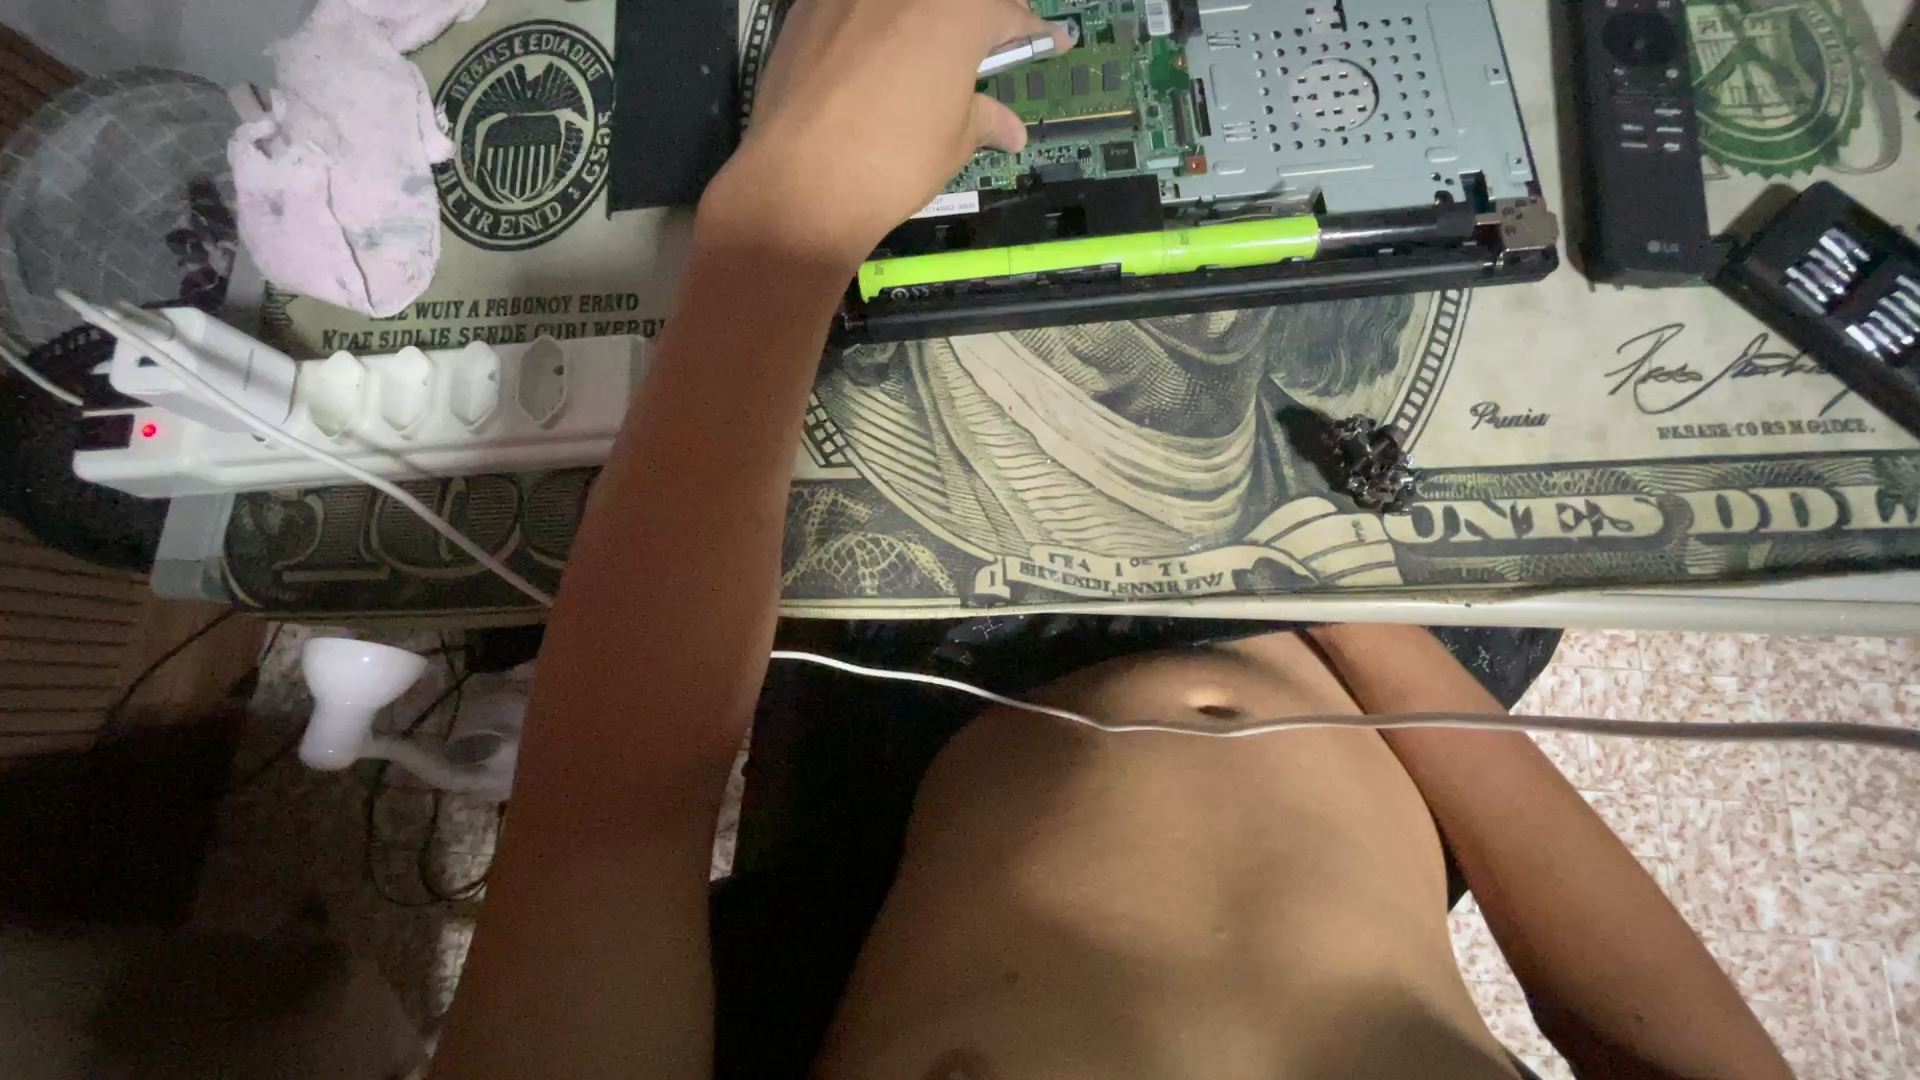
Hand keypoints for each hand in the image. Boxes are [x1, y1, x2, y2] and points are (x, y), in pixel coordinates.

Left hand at [701, 0, 1071, 268]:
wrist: (805, 184)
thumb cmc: (895, 164)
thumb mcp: (953, 145)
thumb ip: (984, 120)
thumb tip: (1012, 130)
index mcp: (958, 11)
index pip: (1009, 15)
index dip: (1034, 33)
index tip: (1055, 43)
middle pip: (951, 1)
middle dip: (975, 19)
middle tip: (984, 48)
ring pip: (897, 4)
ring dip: (918, 23)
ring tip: (921, 56)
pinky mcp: (806, 7)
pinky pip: (853, 7)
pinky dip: (870, 25)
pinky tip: (867, 62)